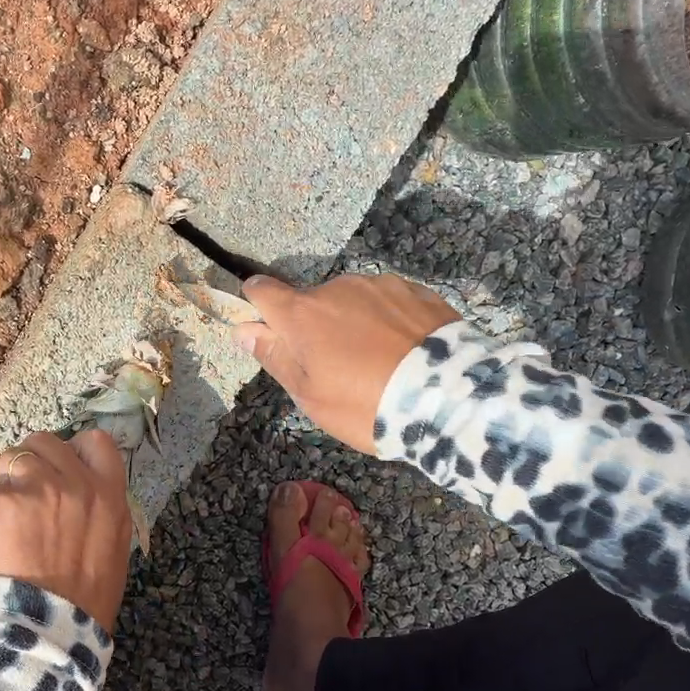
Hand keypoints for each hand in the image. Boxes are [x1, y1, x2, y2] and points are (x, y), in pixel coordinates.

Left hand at [0, 430, 132, 632]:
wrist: (50, 628)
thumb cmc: (86, 602)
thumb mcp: (112, 552)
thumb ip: (100, 514)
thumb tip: (76, 496)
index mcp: (110, 496)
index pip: (96, 442)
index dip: (73, 449)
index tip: (60, 466)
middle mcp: (76, 483)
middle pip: (45, 442)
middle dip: (30, 459)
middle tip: (22, 490)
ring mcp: (38, 489)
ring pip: (8, 460)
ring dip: (2, 483)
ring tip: (3, 519)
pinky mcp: (1, 503)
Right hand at [236, 273, 461, 453]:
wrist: (446, 398)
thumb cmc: (363, 405)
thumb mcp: (309, 395)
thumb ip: (274, 357)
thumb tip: (243, 329)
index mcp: (303, 314)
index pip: (262, 291)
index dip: (256, 305)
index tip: (263, 325)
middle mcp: (337, 288)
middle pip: (310, 301)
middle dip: (313, 327)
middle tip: (333, 367)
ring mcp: (379, 285)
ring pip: (350, 301)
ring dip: (351, 322)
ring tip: (375, 362)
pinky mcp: (416, 290)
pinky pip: (386, 303)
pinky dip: (384, 322)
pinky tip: (400, 352)